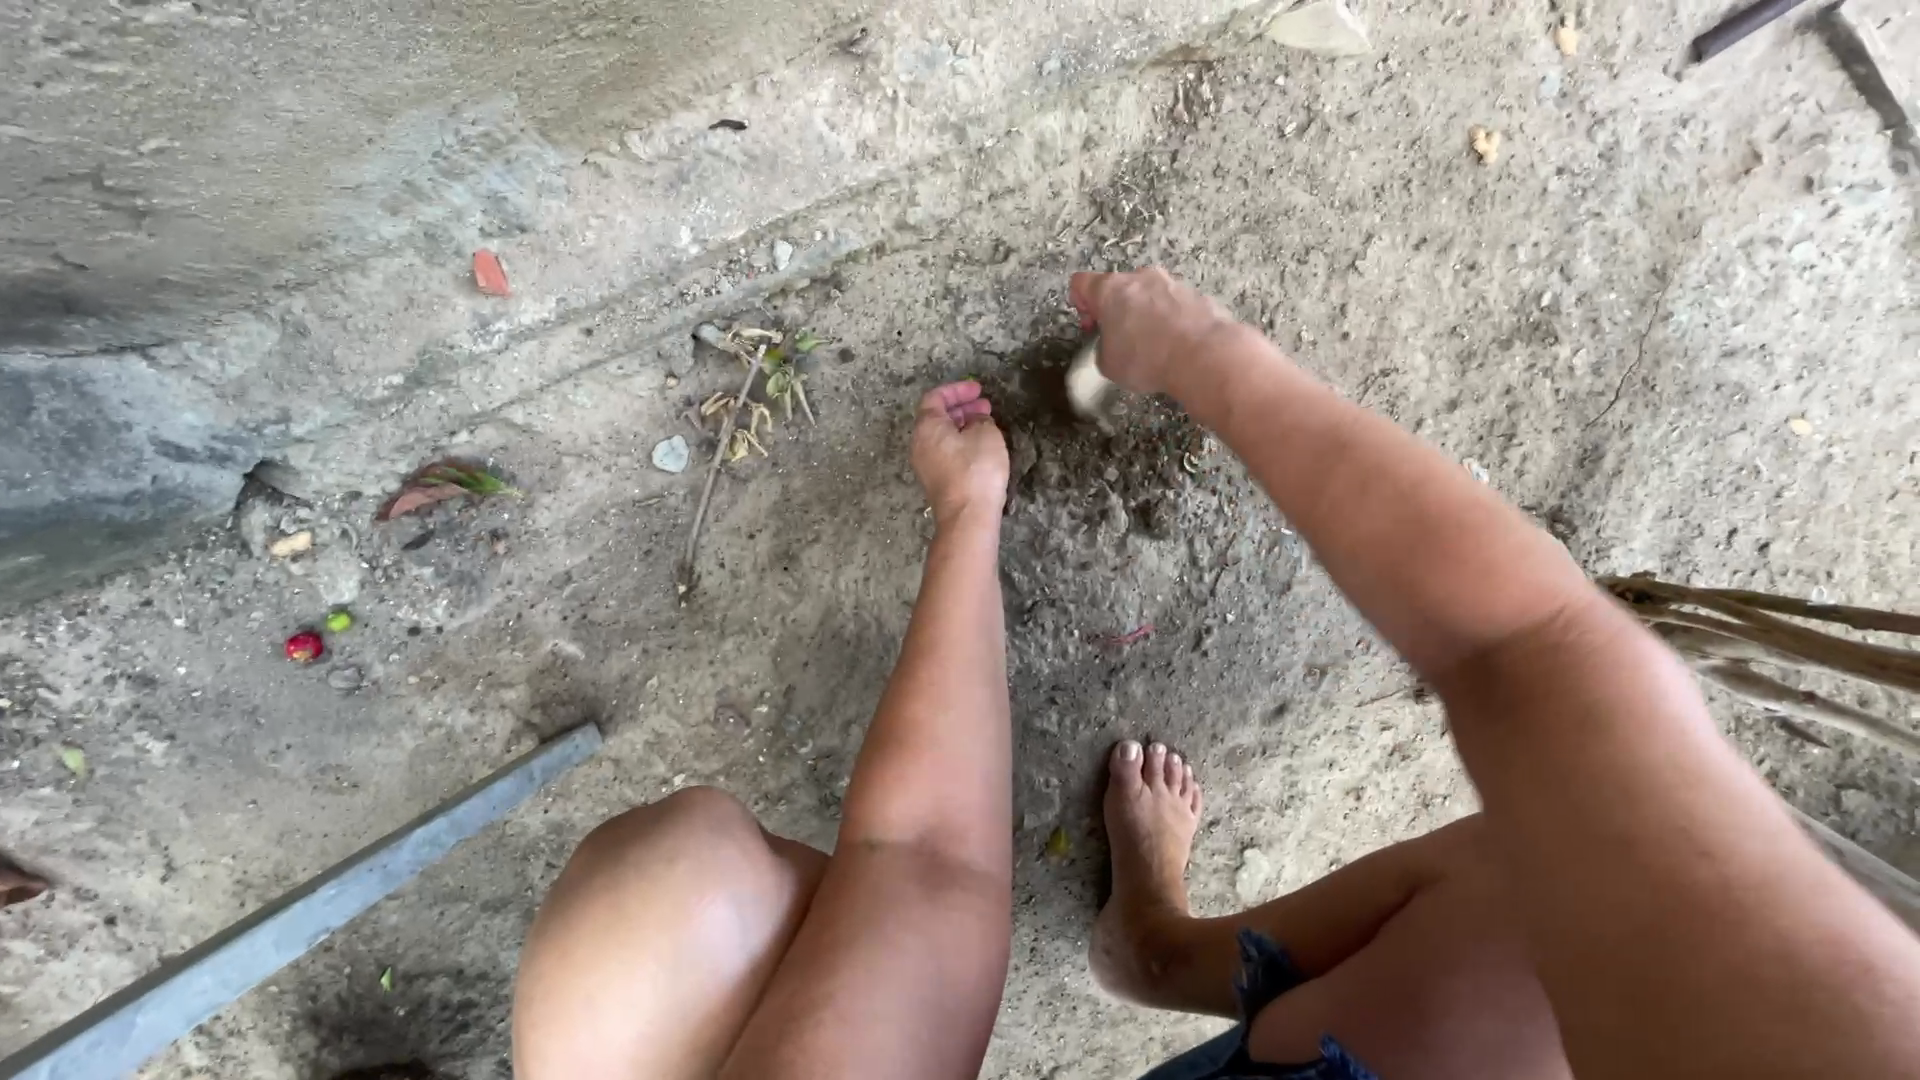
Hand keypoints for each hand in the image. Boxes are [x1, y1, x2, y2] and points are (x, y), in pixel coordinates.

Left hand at [911, 381, 1009, 527]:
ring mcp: (925, 465)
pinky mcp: (935, 481)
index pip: (935, 398)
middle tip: (984, 405)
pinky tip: (980, 447)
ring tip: (986, 424)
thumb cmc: (976, 469)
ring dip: (963, 426)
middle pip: (936, 417)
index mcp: (927, 427)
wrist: (967, 516)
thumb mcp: (986, 434)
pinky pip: (945, 452)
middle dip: (961, 408)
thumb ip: (980, 419)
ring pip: (941, 436)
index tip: (978, 389)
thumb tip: (976, 421)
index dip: (957, 390)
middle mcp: (919, 444)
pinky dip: (961, 442)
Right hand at [1069, 268, 1238, 396]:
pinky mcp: (1196, 295)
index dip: (1080, 303)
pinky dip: (1170, 321)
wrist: (1203, 356)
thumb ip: (1103, 348)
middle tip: (1119, 338)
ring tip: (1151, 346)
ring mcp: (1171, 283)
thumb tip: (1111, 347)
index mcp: (1110, 290)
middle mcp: (1141, 278)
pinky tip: (1174, 346)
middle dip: (1116, 310)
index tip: (1090, 323)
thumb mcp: (1107, 365)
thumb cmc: (1148, 358)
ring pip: (1149, 295)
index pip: (1081, 283)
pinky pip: (1175, 305)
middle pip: (1118, 287)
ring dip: (1145, 315)